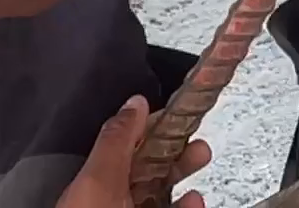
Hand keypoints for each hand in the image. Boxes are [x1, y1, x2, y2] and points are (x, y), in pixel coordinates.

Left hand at [55, 95, 211, 207]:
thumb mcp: (98, 181)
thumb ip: (116, 139)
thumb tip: (136, 101)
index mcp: (97, 184)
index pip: (128, 146)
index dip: (154, 127)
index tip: (181, 114)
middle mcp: (114, 202)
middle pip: (150, 170)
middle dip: (177, 154)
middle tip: (201, 148)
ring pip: (163, 197)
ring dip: (185, 182)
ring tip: (201, 171)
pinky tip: (196, 204)